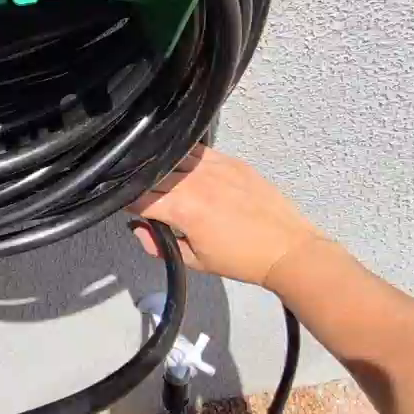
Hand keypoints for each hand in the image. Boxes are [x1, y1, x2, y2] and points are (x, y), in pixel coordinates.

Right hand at [130, 145, 334, 289]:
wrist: (287, 249)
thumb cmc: (240, 260)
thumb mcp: (195, 262)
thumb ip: (159, 245)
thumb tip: (137, 228)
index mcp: (182, 209)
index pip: (138, 198)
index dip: (126, 202)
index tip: (128, 207)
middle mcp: (193, 182)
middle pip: (151, 174)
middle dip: (140, 184)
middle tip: (142, 194)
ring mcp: (212, 167)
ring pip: (170, 156)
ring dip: (160, 167)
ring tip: (159, 177)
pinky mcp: (229, 160)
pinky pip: (196, 151)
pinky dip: (182, 156)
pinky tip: (180, 164)